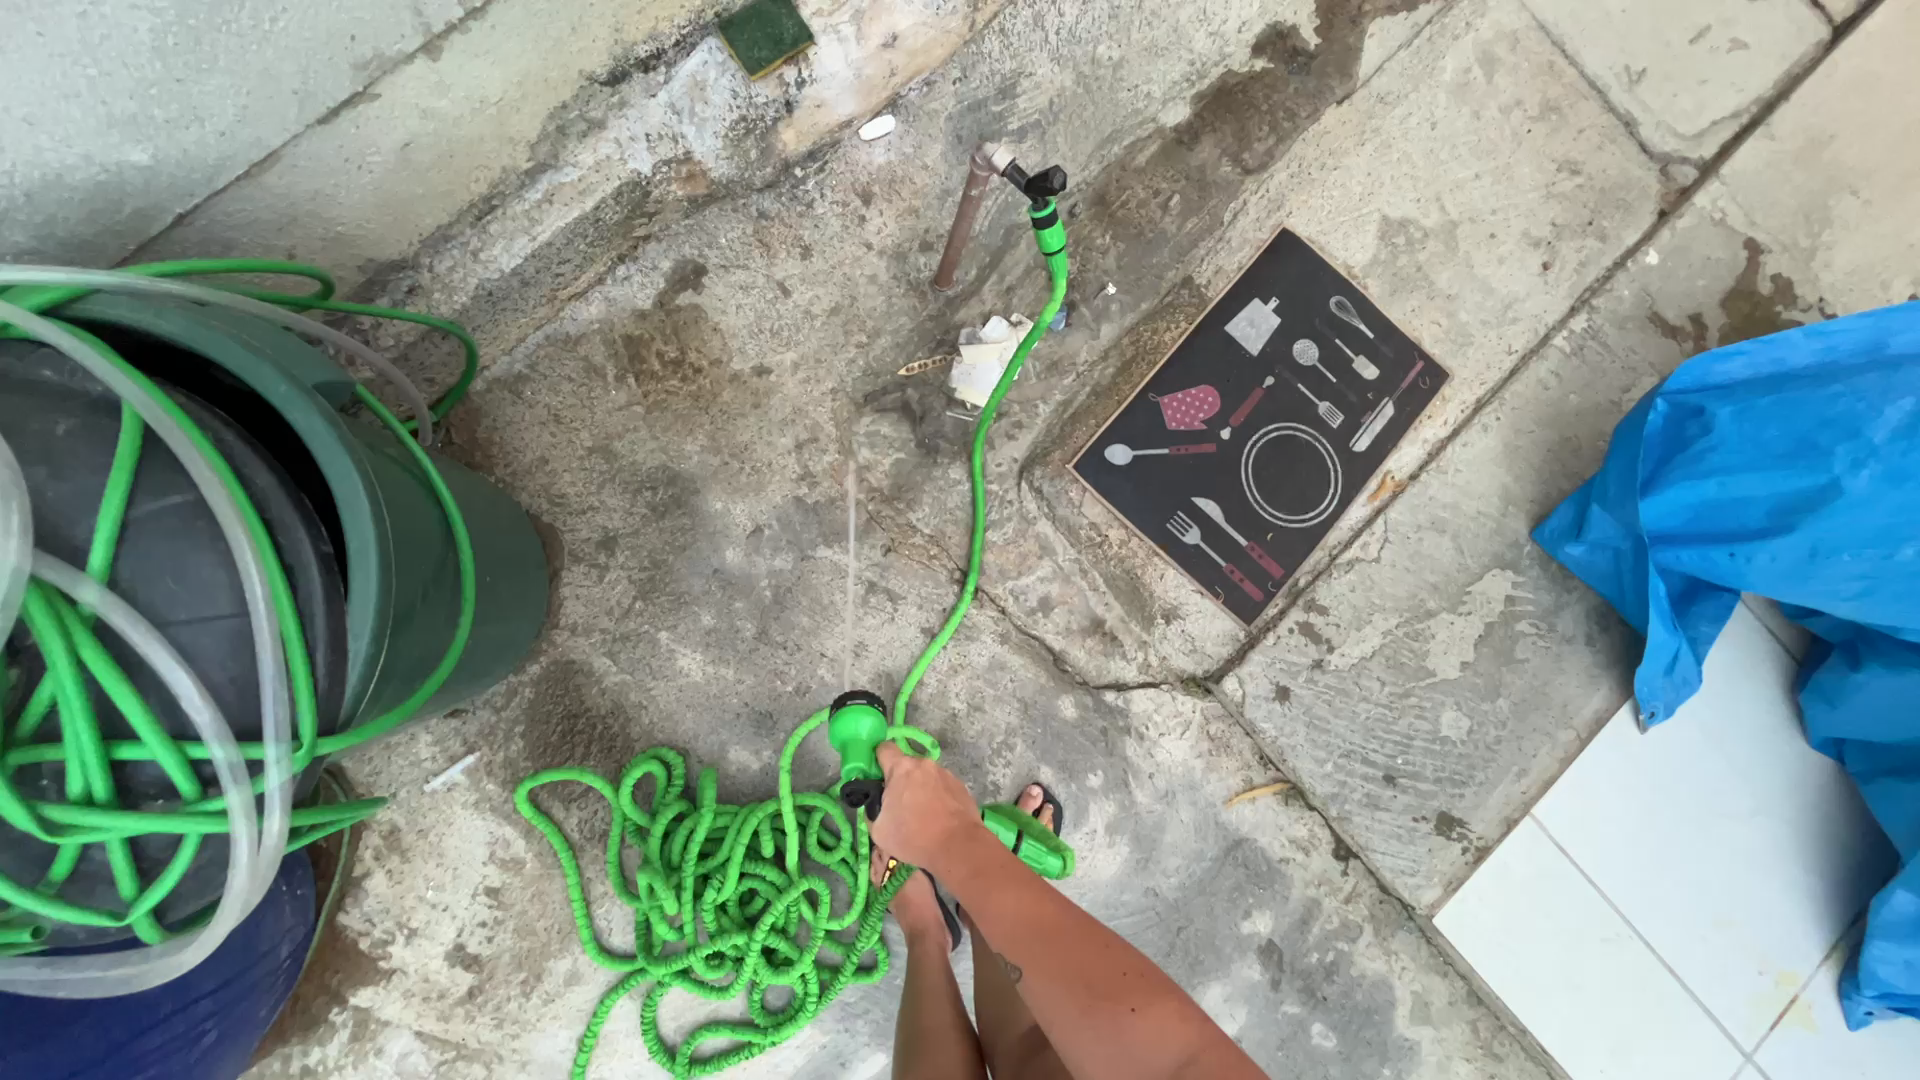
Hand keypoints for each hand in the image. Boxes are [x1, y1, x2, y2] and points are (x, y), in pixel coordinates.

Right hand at [871, 742, 984, 874]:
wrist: (957, 846)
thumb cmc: (913, 836)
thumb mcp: (878, 830)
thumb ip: (873, 810)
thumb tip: (880, 805)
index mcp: (902, 768)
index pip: (884, 748)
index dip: (878, 760)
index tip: (878, 778)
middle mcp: (924, 764)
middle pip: (906, 765)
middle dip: (901, 781)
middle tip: (900, 806)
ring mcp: (945, 773)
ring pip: (925, 776)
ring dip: (921, 789)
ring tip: (923, 815)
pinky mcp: (960, 785)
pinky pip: (942, 786)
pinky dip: (937, 797)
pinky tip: (938, 818)